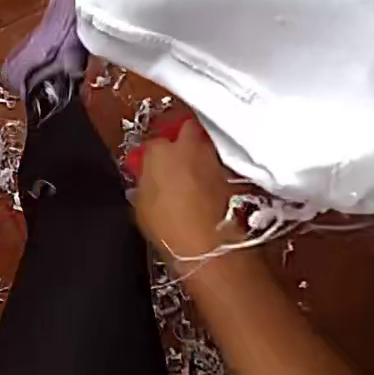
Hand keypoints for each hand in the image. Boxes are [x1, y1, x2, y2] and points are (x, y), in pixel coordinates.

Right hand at [131, 113, 241, 264]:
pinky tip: (206, 189)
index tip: (151, 166)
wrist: (206, 245)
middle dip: (180, 138)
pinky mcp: (231, 172)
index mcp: (158, 151)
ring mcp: (212, 158)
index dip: (152, 155)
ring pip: (204, 145)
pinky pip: (218, 165)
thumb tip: (147, 180)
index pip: (152, 143)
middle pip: (184, 130)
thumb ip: (144, 182)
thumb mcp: (142, 205)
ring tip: (190, 176)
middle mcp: (188, 146)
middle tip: (174, 158)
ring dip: (198, 155)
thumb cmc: (170, 227)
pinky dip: (213, 171)